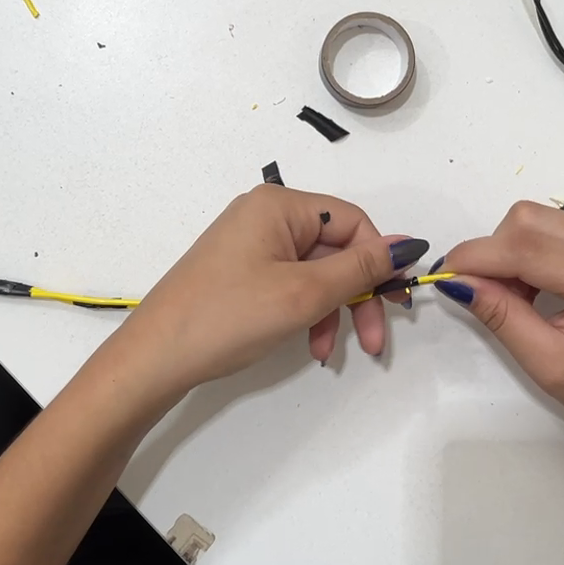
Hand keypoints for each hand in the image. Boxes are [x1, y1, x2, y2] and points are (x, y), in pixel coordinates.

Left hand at [118, 185, 426, 393]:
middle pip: (335, 248)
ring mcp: (250, 243)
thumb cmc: (230, 317)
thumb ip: (361, 267)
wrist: (154, 359)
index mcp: (280, 205)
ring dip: (332, 310)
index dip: (379, 259)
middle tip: (375, 340)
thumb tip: (409, 243)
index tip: (397, 302)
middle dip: (357, 295)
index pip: (353, 221)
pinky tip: (309, 344)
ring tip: (328, 351)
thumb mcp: (305, 293)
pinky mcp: (241, 271)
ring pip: (315, 271)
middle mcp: (265, 215)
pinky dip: (306, 312)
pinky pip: (291, 283)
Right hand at [435, 202, 563, 443]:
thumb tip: (454, 279)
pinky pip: (545, 227)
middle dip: (492, 252)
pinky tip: (527, 286)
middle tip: (485, 294)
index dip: (478, 256)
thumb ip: (500, 315)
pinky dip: (522, 250)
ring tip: (511, 294)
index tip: (443, 276)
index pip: (527, 248)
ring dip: (506, 250)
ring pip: (533, 219)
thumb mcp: (544, 361)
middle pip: (528, 221)